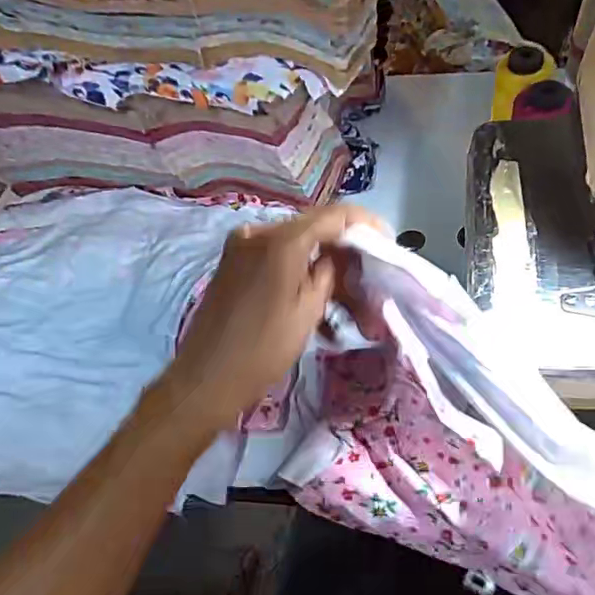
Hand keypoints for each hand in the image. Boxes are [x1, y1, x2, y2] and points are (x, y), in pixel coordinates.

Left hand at [156, 203, 384, 434]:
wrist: (206, 378)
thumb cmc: (263, 349)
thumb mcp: (307, 311)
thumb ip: (327, 274)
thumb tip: (334, 256)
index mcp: (280, 240)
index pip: (334, 215)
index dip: (365, 224)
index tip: (387, 242)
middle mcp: (258, 233)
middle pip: (315, 230)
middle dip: (345, 256)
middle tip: (369, 284)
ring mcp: (242, 248)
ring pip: (297, 249)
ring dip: (324, 274)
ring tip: (349, 311)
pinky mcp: (234, 266)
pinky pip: (277, 261)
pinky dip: (300, 278)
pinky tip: (319, 311)